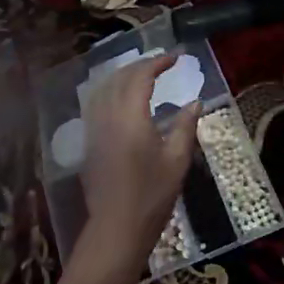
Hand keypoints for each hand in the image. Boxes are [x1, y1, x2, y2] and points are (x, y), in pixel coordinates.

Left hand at [79, 52, 200, 263]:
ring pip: (102, 90)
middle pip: (118, 79)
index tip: (174, 58)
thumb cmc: (152, 195)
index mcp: (130, 117)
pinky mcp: (88, 143)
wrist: (117, 225)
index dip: (157, 63)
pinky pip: (95, 106)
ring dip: (120, 77)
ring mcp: (93, 129)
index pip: (140, 77)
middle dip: (139, 66)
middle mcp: (107, 116)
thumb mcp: (177, 160)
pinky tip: (120, 101)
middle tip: (159, 65)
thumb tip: (195, 102)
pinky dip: (109, 93)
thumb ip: (185, 126)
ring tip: (140, 77)